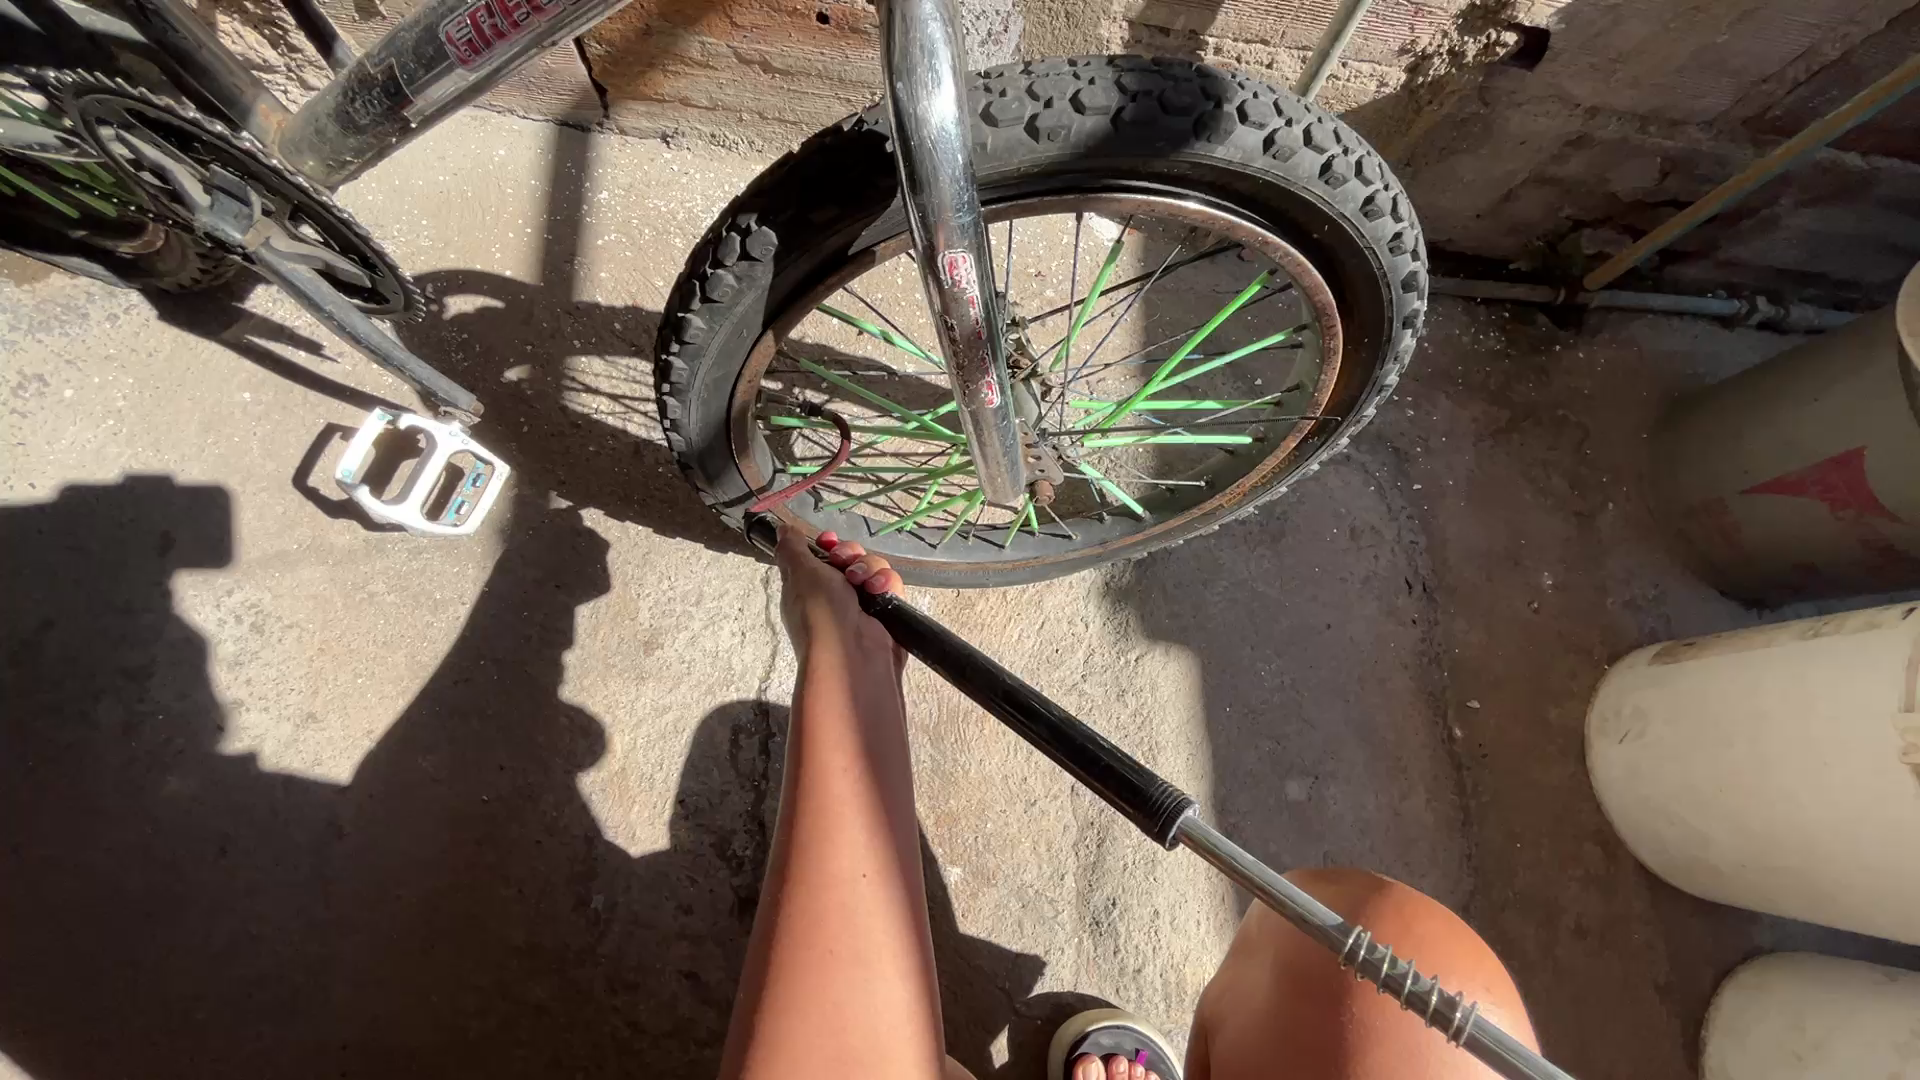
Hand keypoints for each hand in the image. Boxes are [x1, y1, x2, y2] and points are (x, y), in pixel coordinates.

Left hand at [775, 525, 905, 675]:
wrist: (852, 654)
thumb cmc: (819, 612)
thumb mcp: (799, 574)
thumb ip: (792, 548)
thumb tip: (781, 528)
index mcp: (810, 585)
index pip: (823, 554)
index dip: (829, 544)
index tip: (829, 542)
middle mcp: (836, 593)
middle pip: (852, 556)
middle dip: (851, 555)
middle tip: (846, 569)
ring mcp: (862, 603)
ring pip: (874, 567)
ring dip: (870, 569)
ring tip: (865, 586)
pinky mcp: (886, 610)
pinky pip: (891, 584)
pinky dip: (887, 584)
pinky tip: (880, 592)